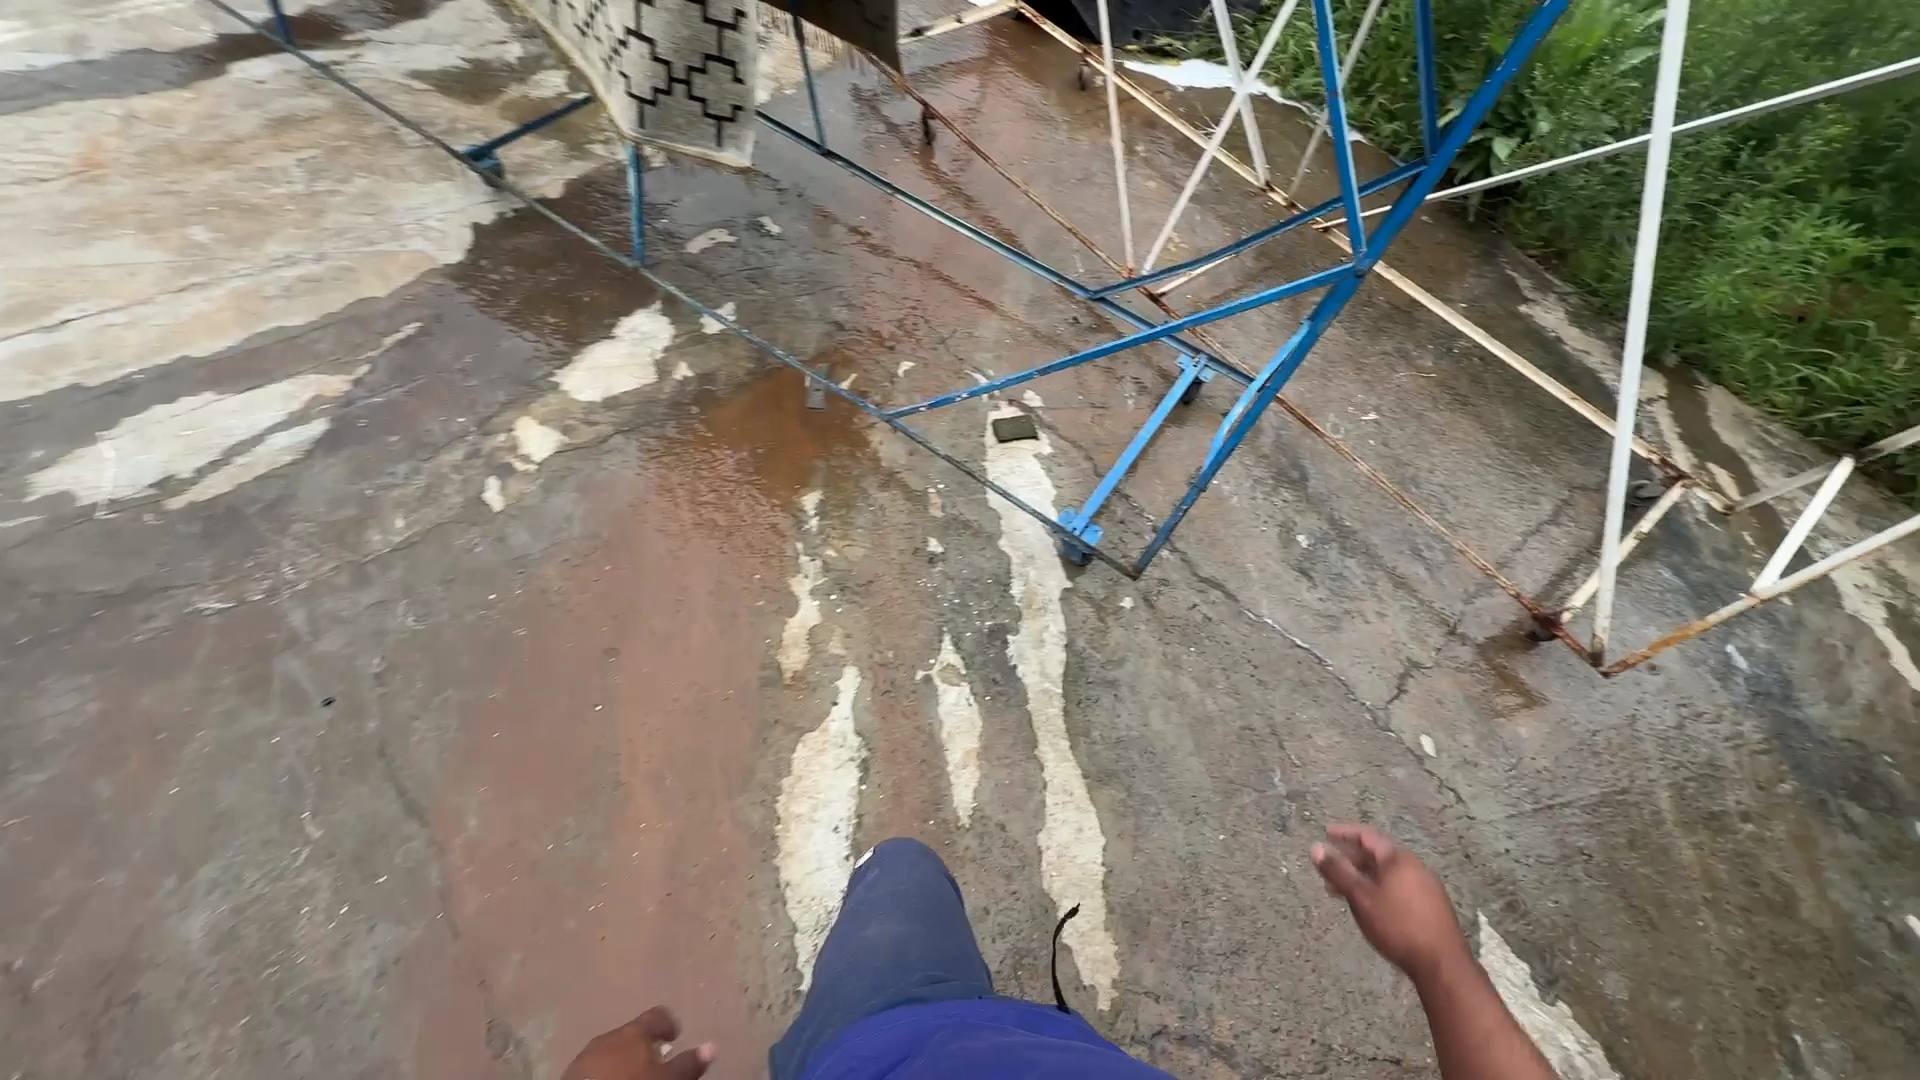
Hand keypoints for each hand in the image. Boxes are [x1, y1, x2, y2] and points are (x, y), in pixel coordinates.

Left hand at [560, 1007, 713, 1079]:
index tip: (675, 1036)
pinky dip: (604, 1072)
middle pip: (632, 1033)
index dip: (668, 1023)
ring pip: (611, 1051)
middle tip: (655, 1064)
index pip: (657, 1014)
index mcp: (635, 1031)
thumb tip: (712, 1045)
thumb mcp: (666, 1079)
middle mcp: (610, 1035)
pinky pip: (593, 1068)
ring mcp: (586, 1055)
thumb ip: (688, 1063)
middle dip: (644, 1046)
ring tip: (632, 1077)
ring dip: (622, 1060)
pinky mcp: (569, 1074)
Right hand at [1311, 824, 1468, 982]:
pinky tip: (1368, 906)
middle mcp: (1415, 867)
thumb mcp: (1360, 896)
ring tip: (1342, 891)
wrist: (1442, 965)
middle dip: (1351, 860)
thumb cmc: (1397, 925)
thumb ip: (1337, 870)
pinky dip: (1378, 889)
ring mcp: (1427, 887)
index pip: (1368, 836)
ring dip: (1362, 878)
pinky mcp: (1432, 906)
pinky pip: (1398, 887)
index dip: (1345, 833)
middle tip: (1329, 869)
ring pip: (1387, 874)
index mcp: (1398, 859)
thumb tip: (1316, 847)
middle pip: (1378, 855)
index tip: (1326, 833)